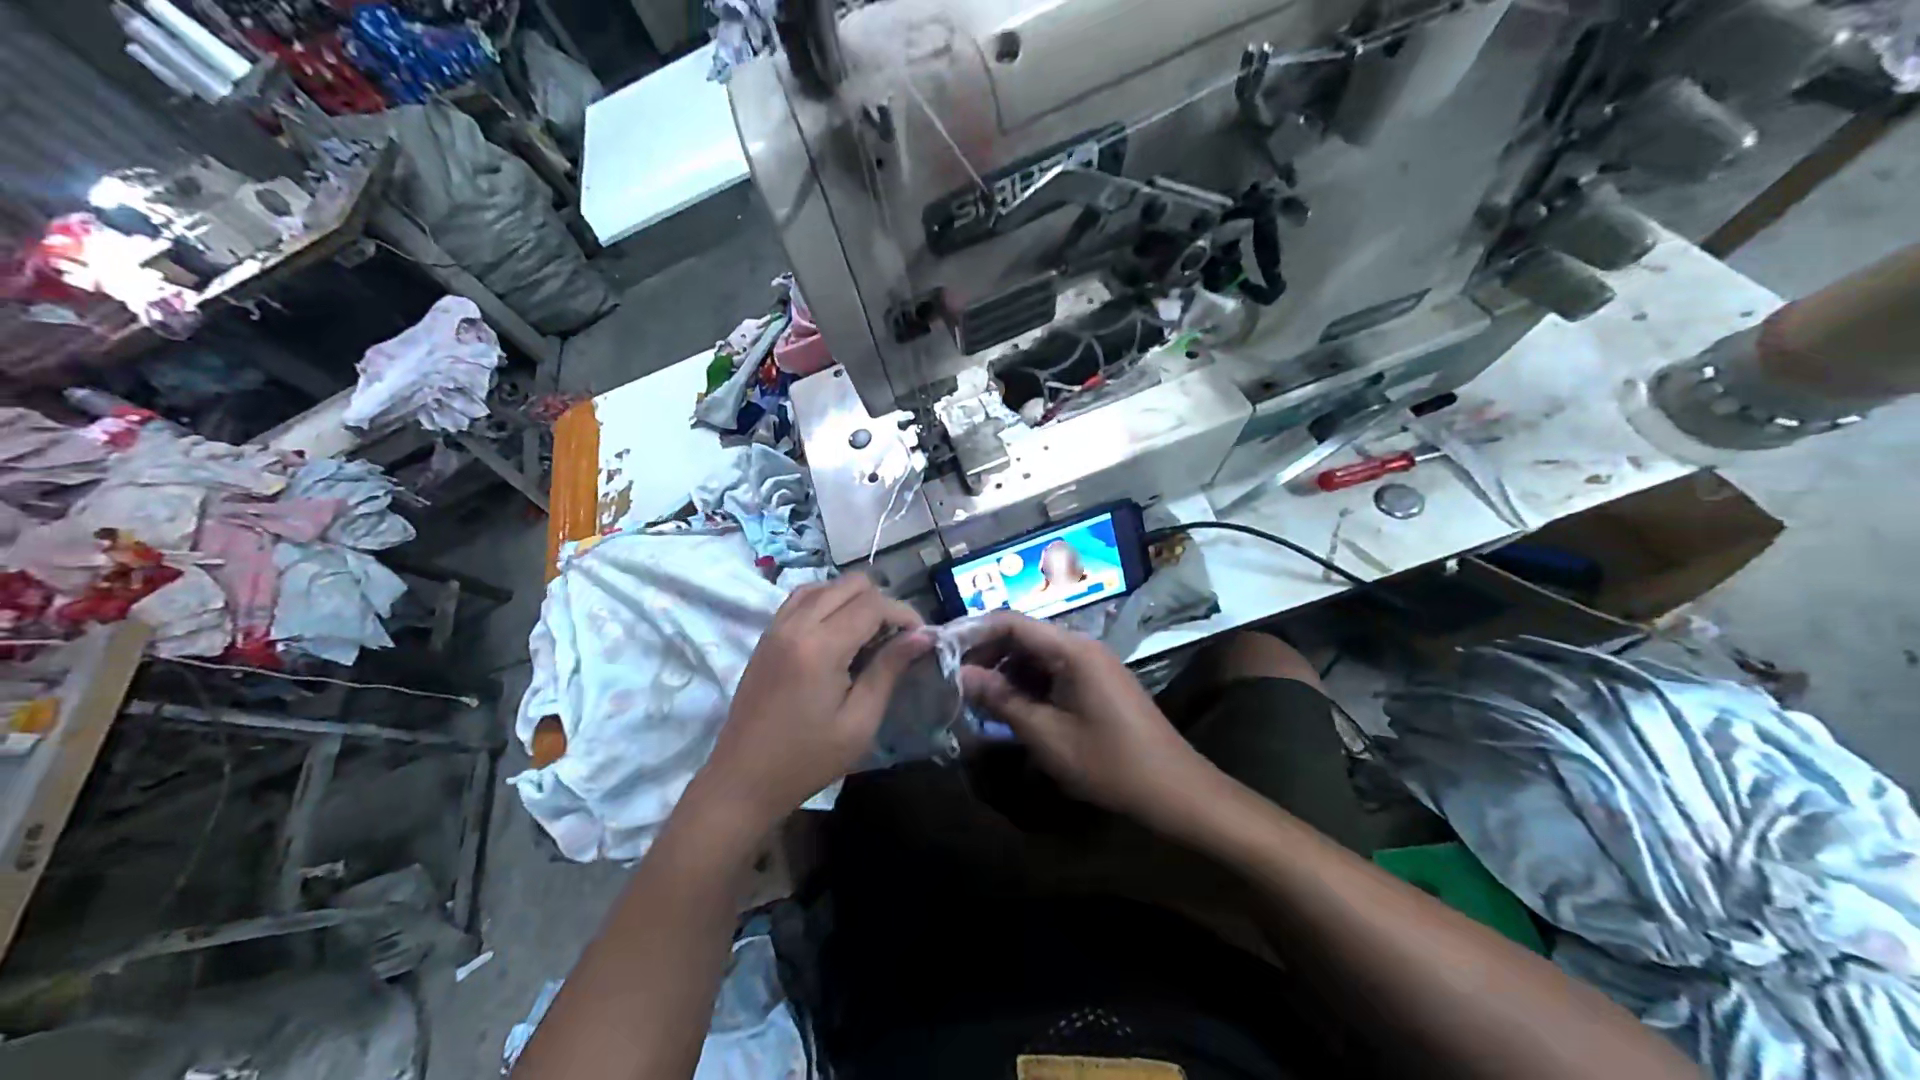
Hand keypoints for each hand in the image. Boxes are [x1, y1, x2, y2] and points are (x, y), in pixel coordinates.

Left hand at [695, 575, 929, 832]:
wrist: (743, 779)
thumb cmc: (807, 759)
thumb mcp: (860, 722)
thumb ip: (889, 670)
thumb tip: (923, 636)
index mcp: (819, 647)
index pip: (873, 604)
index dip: (904, 614)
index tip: (921, 638)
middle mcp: (795, 624)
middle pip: (851, 584)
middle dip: (882, 602)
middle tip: (896, 638)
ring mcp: (776, 626)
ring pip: (826, 585)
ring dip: (854, 599)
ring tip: (869, 633)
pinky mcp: (766, 635)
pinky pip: (802, 598)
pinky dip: (828, 601)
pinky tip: (839, 630)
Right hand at [959, 612, 1217, 821]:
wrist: (1173, 789)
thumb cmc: (1108, 762)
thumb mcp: (1046, 734)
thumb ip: (1001, 699)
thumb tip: (960, 674)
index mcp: (1071, 649)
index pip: (1010, 622)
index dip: (973, 632)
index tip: (941, 652)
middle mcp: (1081, 646)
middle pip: (1022, 636)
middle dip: (986, 656)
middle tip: (954, 684)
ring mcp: (1091, 664)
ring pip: (1034, 656)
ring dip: (1005, 674)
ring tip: (977, 703)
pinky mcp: (1095, 683)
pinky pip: (1052, 673)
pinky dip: (1027, 687)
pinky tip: (1011, 712)